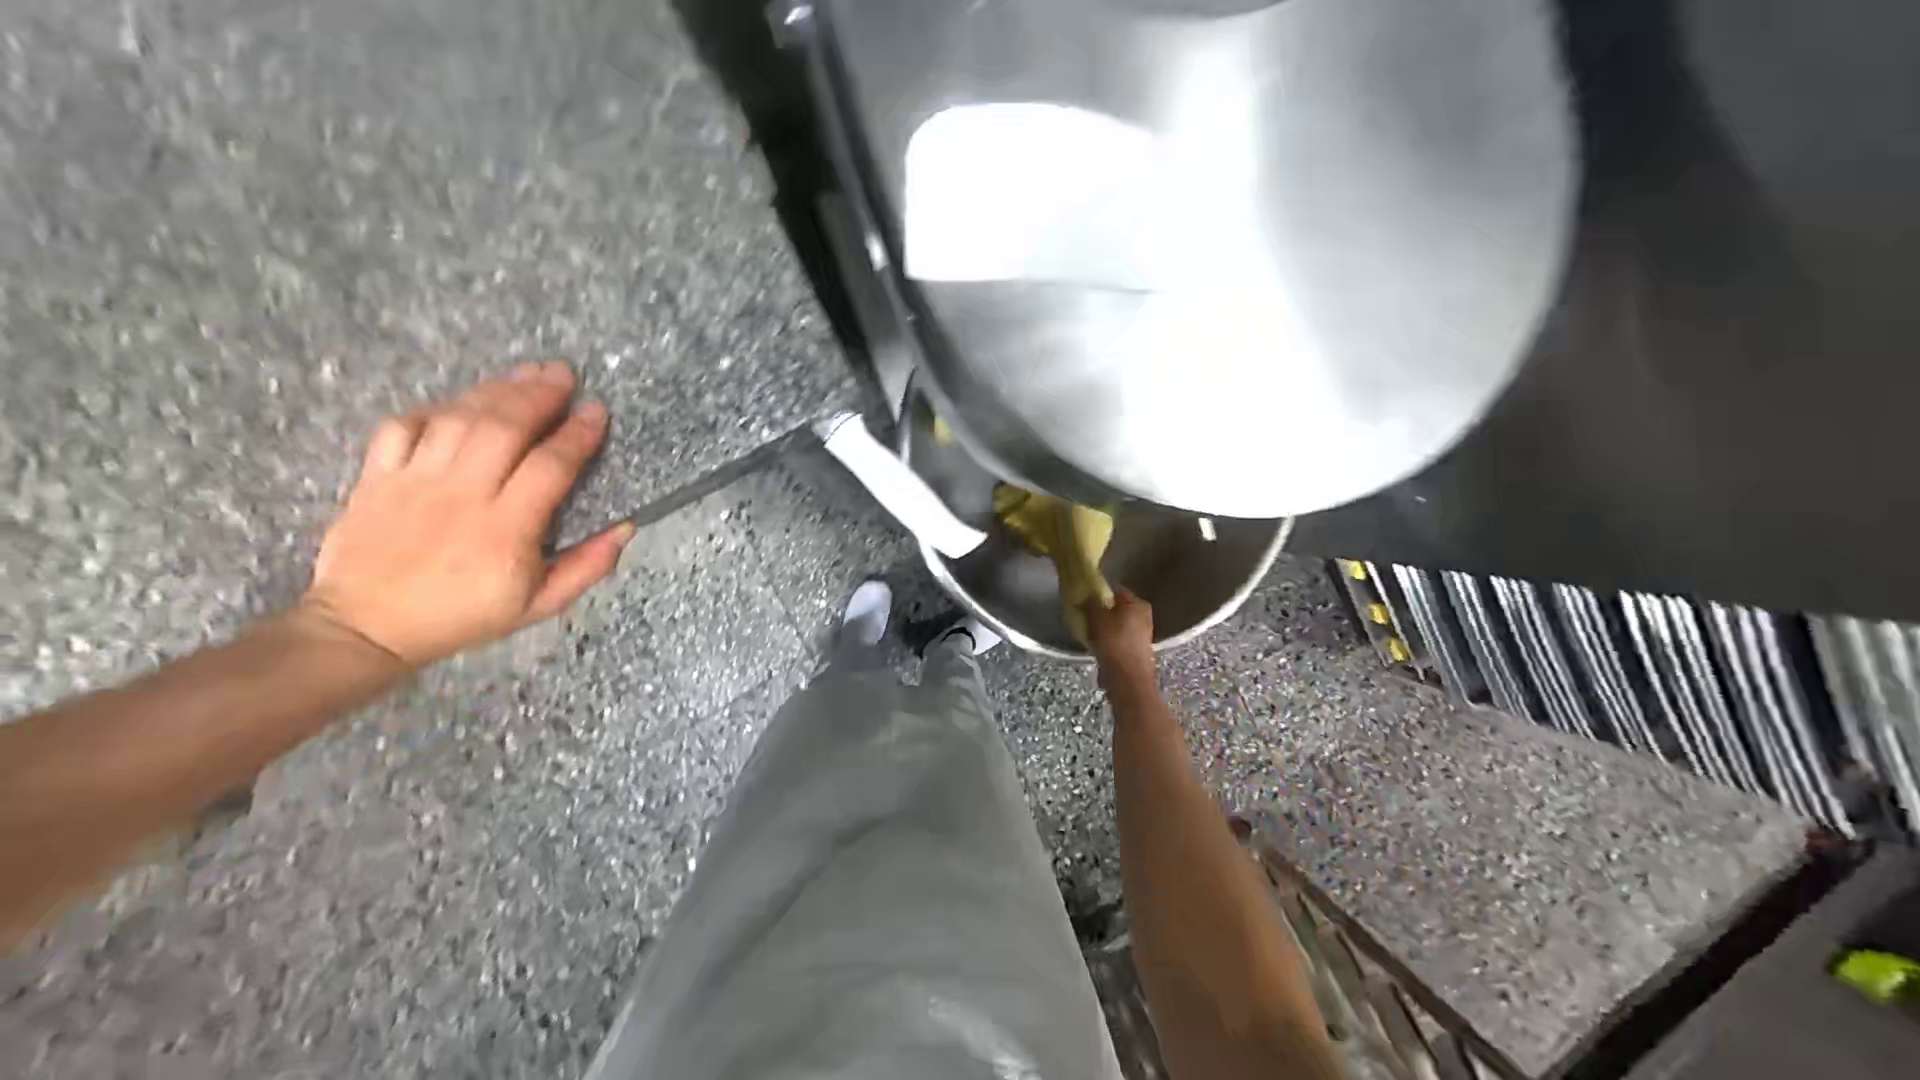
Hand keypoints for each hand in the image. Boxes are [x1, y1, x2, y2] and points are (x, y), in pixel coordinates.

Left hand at [302, 361, 635, 667]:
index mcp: (506, 529)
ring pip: (459, 419)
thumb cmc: (464, 616)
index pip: (551, 466)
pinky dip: (437, 408)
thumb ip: (587, 567)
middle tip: (563, 374)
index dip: (578, 434)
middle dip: (538, 394)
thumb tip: (626, 527)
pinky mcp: (377, 476)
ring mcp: (414, 481)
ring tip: (526, 373)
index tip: (597, 410)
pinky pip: (405, 425)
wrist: (365, 627)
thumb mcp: (540, 605)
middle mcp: (462, 495)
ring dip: (497, 390)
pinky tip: (463, 403)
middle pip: (504, 428)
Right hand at [1084, 587, 1155, 691]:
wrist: (1127, 677)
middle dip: (1103, 613)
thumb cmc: (1113, 641)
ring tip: (1089, 634)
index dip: (1100, 594)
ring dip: (1105, 629)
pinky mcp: (1137, 652)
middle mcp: (1145, 618)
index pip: (1117, 592)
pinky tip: (1097, 647)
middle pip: (1119, 610)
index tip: (1086, 599)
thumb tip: (1087, 597)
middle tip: (1085, 617)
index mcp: (1138, 604)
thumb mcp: (1097, 617)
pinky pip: (1119, 641)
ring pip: (1118, 626)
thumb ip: (1091, 604)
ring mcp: (1142, 636)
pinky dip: (1109, 642)